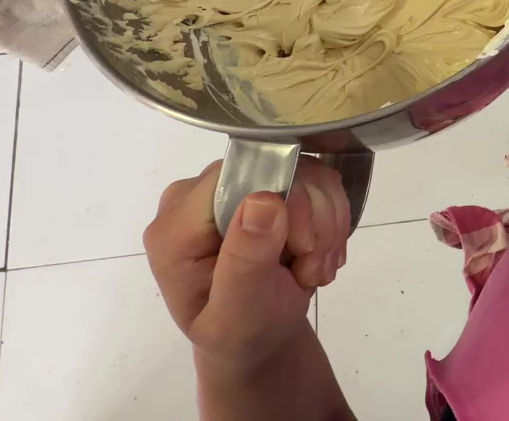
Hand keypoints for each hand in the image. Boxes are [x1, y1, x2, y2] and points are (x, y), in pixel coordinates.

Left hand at [143, 159, 351, 373]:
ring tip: (316, 265)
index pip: (238, 174)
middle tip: (313, 265)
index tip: (302, 246)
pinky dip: (331, 215)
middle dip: (312, 219)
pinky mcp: (269, 184)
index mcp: (176, 227)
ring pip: (308, 171)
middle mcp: (200, 197)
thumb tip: (263, 201)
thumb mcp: (238, 313)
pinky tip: (319, 250)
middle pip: (280, 169)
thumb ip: (245, 261)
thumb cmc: (242, 334)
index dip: (283, 199)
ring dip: (326, 222)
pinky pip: (319, 178)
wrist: (260, 340)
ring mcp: (237, 187)